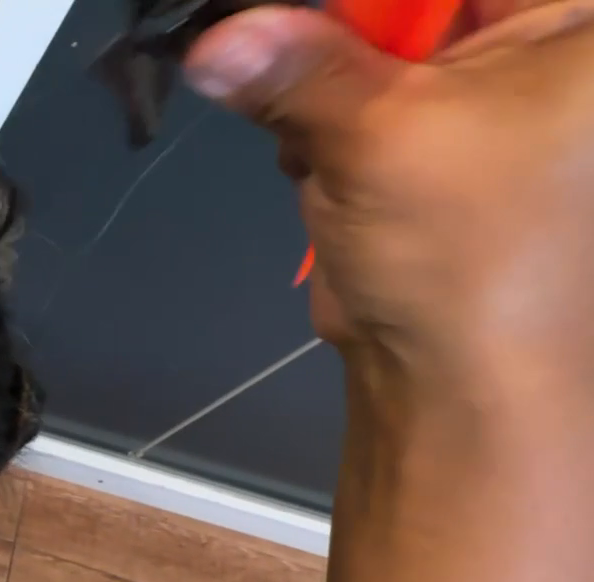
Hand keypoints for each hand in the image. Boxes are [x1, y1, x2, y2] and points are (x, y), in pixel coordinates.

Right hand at [186, 1, 593, 404]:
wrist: (445, 358)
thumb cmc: (461, 242)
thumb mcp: (379, 140)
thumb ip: (300, 75)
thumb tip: (211, 38)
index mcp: (574, 19)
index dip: (362, 0)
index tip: (292, 22)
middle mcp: (537, 40)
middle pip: (405, 7)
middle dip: (335, 40)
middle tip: (287, 74)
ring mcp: (476, 86)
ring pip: (363, 47)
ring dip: (315, 90)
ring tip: (319, 144)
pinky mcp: (420, 134)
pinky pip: (344, 97)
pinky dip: (312, 126)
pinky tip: (315, 161)